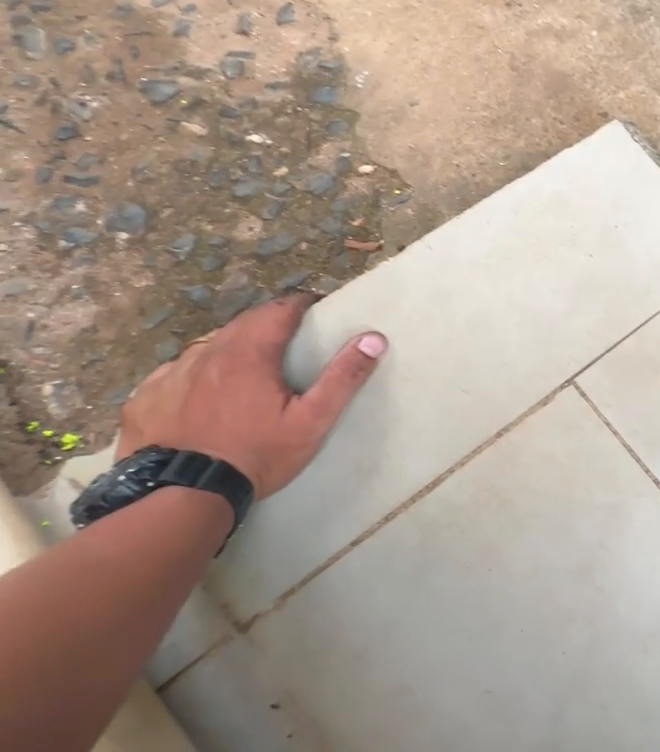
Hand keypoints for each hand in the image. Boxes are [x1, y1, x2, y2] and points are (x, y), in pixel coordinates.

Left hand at [117, 294, 385, 498]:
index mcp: (247, 355)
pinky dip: (192, 374)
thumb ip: (343, 377)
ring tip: (245, 368)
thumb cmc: (256, 455)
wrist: (179, 499)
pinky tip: (200, 394)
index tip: (315, 308)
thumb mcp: (312, 420)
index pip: (276, 310)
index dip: (298, 304)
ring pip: (205, 347)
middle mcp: (204, 356)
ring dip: (230, 348)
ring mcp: (167, 377)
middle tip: (287, 338)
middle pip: (240, 324)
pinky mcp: (142, 401)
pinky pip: (172, 373)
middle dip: (266, 323)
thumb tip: (373, 338)